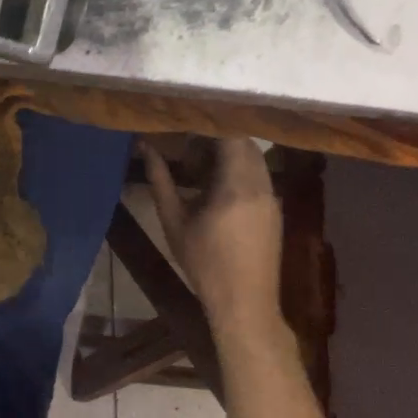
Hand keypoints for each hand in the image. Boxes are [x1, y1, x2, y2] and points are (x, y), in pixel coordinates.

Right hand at [143, 138, 283, 332]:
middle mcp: (262, 187)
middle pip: (246, 143)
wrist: (244, 303)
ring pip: (254, 159)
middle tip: (185, 134)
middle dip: (217, 133)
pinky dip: (236, 166)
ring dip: (228, 150)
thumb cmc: (204, 261)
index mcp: (238, 186)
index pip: (232, 137)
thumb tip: (144, 145)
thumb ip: (160, 178)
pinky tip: (212, 180)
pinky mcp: (274, 211)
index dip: (209, 121)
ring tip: (195, 156)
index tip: (184, 114)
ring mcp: (272, 200)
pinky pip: (257, 175)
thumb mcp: (173, 219)